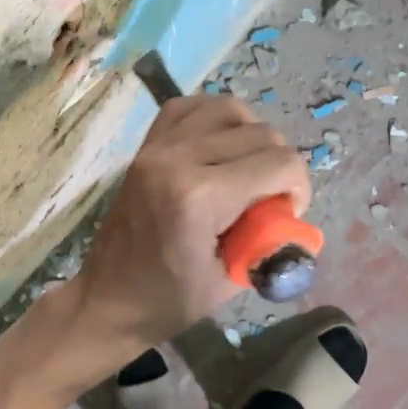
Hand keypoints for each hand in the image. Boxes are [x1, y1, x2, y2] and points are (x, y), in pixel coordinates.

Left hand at [68, 94, 308, 357]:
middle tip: (270, 199)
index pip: (279, 163)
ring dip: (249, 133)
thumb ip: (269, 238)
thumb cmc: (169, 301)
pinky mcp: (144, 147)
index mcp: (200, 196)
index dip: (299, 187)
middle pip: (259, 132)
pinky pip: (186, 108)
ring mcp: (156, 148)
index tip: (289, 214)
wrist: (108, 298)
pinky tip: (220, 146)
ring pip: (225, 108)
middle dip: (279, 163)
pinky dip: (211, 119)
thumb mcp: (231, 279)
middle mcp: (177, 159)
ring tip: (248, 168)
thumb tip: (294, 214)